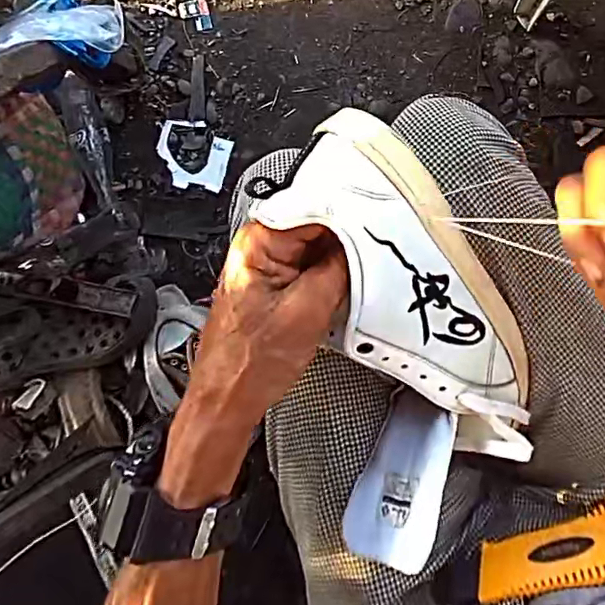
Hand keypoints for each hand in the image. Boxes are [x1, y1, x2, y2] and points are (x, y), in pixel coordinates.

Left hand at [161, 222, 347, 507]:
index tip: (376, 223)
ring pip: (316, 246)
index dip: (350, 214)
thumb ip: (338, 266)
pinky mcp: (274, 283)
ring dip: (339, 259)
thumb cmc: (248, 365)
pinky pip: (310, 265)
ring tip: (352, 279)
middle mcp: (257, 246)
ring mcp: (265, 265)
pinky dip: (329, 275)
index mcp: (257, 241)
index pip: (313, 205)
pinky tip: (338, 291)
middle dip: (346, 238)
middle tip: (371, 255)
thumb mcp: (309, 309)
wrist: (227, 400)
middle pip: (316, 222)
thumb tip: (361, 242)